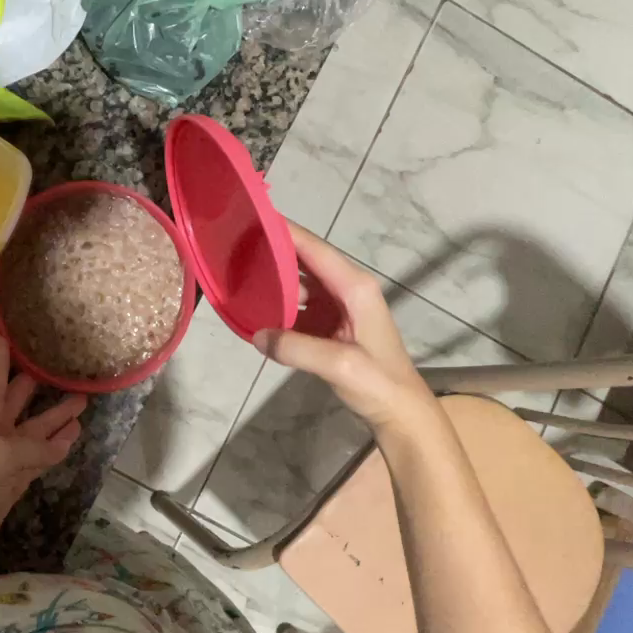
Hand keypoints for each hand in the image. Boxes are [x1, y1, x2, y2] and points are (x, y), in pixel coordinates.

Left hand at [0, 333, 87, 574]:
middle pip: (19, 399)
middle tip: (61, 367)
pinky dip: (55, 447)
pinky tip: (72, 438)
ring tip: (81, 403)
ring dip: (56, 417)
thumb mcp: (0, 458)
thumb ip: (33, 446)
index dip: (0, 355)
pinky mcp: (12, 480)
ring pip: (35, 429)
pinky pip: (38, 456)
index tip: (3, 332)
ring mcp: (4, 456)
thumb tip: (60, 444)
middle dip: (38, 383)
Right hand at [252, 221, 443, 435]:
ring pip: (298, 282)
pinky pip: (296, 305)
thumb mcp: (341, 365)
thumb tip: (257, 336)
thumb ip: (297, 348)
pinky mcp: (327, 325)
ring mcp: (336, 307)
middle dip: (271, 250)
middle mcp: (346, 289)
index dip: (284, 231)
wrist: (401, 414)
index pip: (313, 248)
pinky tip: (251, 305)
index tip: (250, 217)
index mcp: (355, 288)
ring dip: (271, 277)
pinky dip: (275, 302)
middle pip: (303, 259)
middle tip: (231, 245)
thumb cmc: (380, 384)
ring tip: (235, 270)